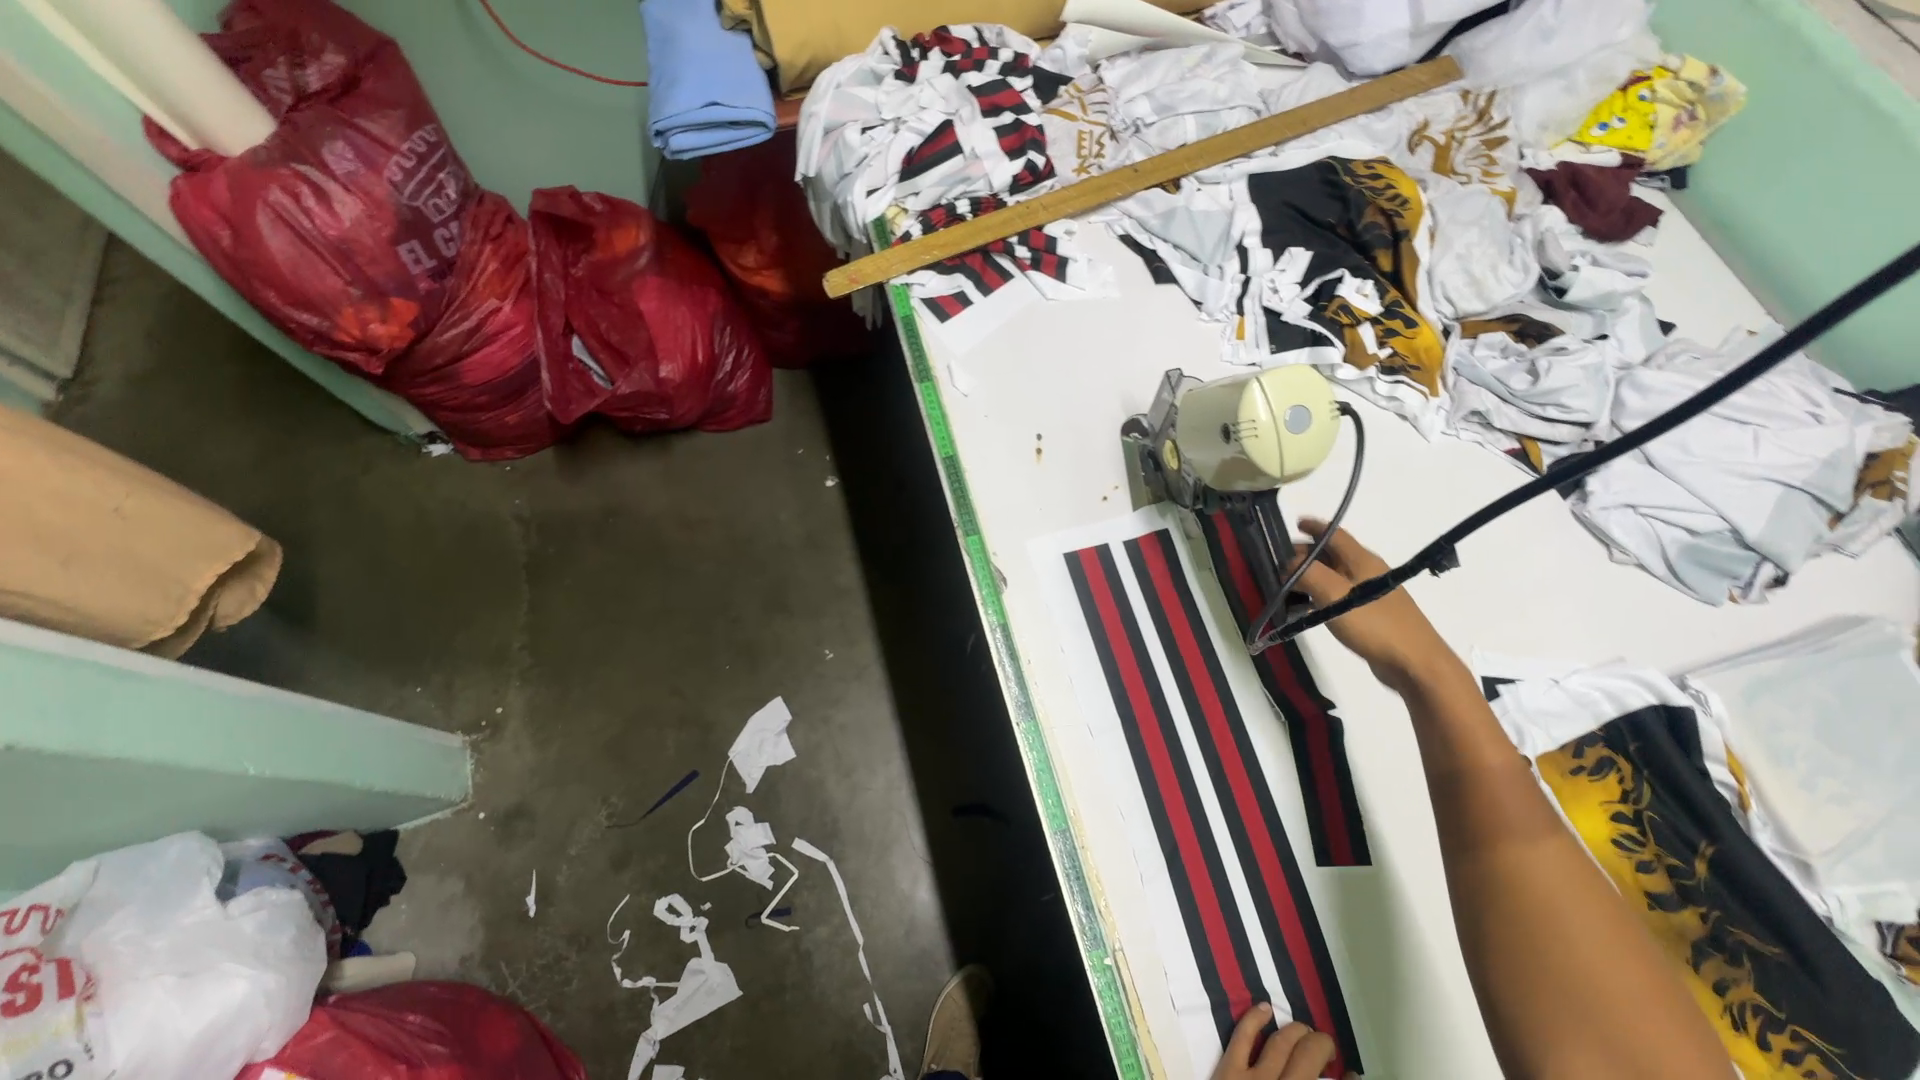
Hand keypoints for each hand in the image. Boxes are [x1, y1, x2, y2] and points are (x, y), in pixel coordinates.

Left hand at [1210, 1003, 1347, 1079]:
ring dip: (1295, 1032)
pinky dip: (1254, 1019)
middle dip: (1321, 1044)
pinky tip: (1265, 1007)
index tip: (1351, 1072)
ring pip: (1281, 1044)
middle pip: (1309, 1056)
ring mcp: (1255, 1079)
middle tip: (1324, 1047)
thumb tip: (1346, 1078)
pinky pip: (1243, 1038)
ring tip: (1303, 1030)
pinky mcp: (1228, 1071)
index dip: (1349, 1079)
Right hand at [1285, 519, 1458, 692]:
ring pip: (1333, 578)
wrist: (1414, 662)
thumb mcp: (1334, 595)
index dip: (1313, 527)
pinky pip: (1337, 599)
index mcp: (1361, 560)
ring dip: (1308, 580)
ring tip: (1284, 591)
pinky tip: (1304, 612)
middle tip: (1278, 566)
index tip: (1293, 524)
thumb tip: (1288, 565)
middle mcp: (1366, 572)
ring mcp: (1370, 594)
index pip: (1334, 534)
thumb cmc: (1375, 624)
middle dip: (1304, 556)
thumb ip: (1307, 574)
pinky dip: (1318, 599)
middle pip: (1331, 556)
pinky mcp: (1369, 615)